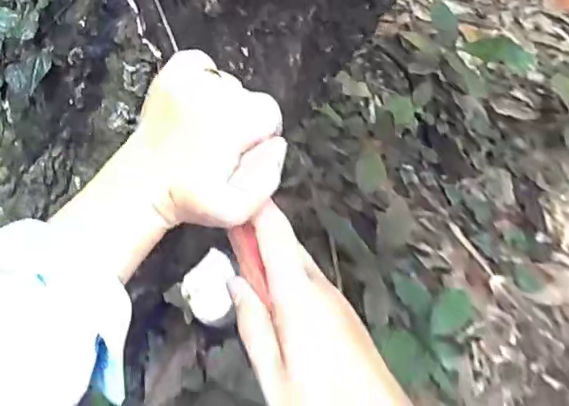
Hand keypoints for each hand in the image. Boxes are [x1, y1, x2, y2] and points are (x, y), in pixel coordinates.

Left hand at [49, 50, 284, 281]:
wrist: (142, 183)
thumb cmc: (186, 197)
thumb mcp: (238, 208)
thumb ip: (268, 177)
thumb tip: (277, 145)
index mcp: (232, 120)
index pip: (270, 112)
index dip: (260, 135)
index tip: (242, 150)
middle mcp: (210, 93)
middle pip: (247, 95)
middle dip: (241, 118)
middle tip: (219, 143)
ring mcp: (187, 79)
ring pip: (224, 80)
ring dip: (220, 100)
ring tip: (202, 127)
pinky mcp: (169, 73)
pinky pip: (199, 62)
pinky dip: (201, 76)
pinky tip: (194, 103)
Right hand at [229, 201, 411, 405]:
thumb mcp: (275, 379)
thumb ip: (252, 325)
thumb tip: (234, 285)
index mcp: (298, 293)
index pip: (273, 225)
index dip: (250, 202)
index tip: (224, 189)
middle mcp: (320, 287)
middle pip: (284, 239)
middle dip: (254, 227)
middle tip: (221, 222)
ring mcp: (337, 301)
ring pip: (296, 260)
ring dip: (269, 253)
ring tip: (238, 253)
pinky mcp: (346, 319)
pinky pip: (308, 282)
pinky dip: (285, 275)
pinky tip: (271, 293)